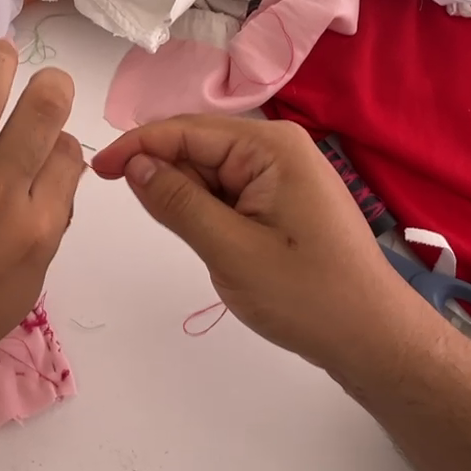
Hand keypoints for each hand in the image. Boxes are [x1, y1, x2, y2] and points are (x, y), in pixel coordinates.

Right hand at [92, 115, 426, 375]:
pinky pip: (228, 188)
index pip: (185, 130)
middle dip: (160, 170)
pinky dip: (204, 206)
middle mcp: (277, 148)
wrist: (374, 339)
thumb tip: (133, 164)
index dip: (136, 146)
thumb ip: (177, 202)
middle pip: (197, 145)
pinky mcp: (282, 197)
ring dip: (183, 192)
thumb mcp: (230, 250)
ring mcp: (283, 172)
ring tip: (180, 231)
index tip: (96, 170)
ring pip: (209, 169)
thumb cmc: (307, 296)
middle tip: (131, 208)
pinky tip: (204, 233)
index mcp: (270, 147)